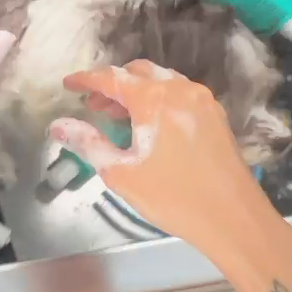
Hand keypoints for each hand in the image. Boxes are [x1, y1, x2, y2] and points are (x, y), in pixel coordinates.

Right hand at [50, 62, 287, 267]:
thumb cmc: (172, 197)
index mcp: (155, 100)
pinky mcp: (215, 116)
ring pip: (161, 80)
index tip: (67, 84)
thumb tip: (57, 125)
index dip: (85, 79)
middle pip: (138, 72)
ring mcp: (202, 101)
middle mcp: (181, 91)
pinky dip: (156, 98)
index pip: (112, 78)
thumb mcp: (120, 173)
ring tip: (117, 116)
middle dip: (111, 84)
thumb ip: (87, 143)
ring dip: (135, 90)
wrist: (234, 219)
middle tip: (91, 106)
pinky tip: (147, 125)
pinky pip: (179, 93)